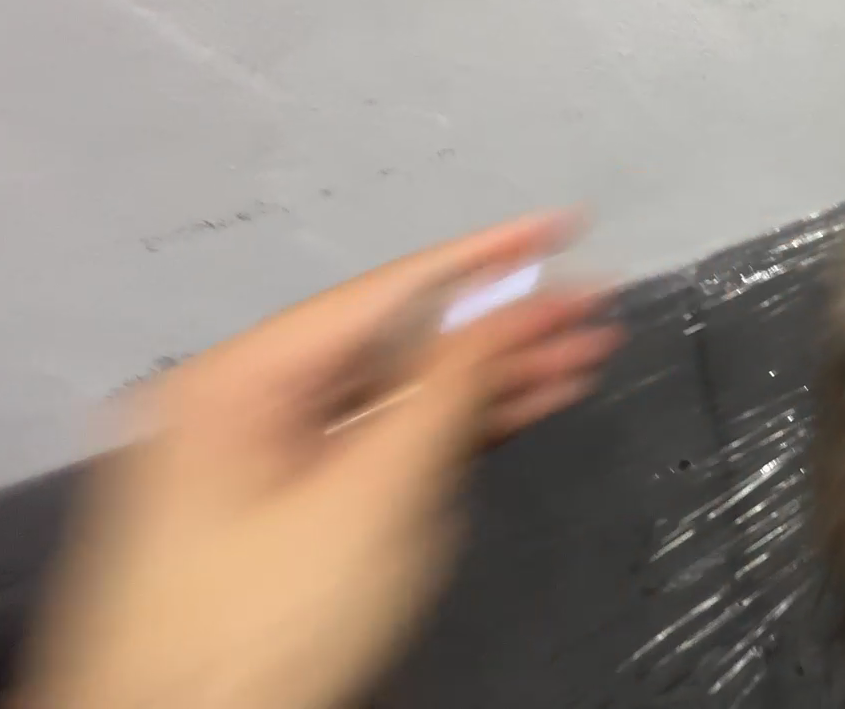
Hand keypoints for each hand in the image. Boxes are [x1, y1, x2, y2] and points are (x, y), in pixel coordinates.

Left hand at [12, 212, 622, 708]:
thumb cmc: (271, 620)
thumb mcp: (376, 489)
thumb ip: (452, 383)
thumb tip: (516, 306)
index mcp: (246, 378)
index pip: (394, 289)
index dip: (491, 254)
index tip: (564, 225)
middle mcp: (266, 396)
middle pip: (416, 339)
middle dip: (515, 324)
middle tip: (598, 302)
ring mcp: (296, 445)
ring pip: (424, 386)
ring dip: (511, 370)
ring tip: (595, 347)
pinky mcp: (326, 487)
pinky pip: (414, 431)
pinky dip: (480, 416)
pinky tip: (546, 393)